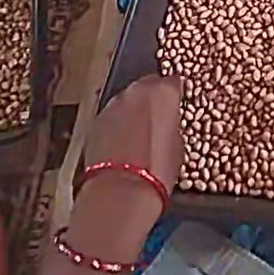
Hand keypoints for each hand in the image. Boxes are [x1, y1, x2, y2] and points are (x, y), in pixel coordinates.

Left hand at [71, 76, 184, 255]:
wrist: (120, 192)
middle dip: (152, 98)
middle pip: (147, 85)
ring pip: (127, 100)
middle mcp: (136, 92)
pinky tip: (123, 143)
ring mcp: (113, 105)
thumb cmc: (155, 170)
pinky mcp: (95, 121)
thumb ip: (171, 124)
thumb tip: (166, 123)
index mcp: (163, 92)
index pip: (174, 82)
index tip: (177, 103)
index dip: (176, 94)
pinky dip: (118, 124)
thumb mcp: (178, 145)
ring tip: (140, 133)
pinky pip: (112, 116)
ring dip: (133, 111)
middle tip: (158, 118)